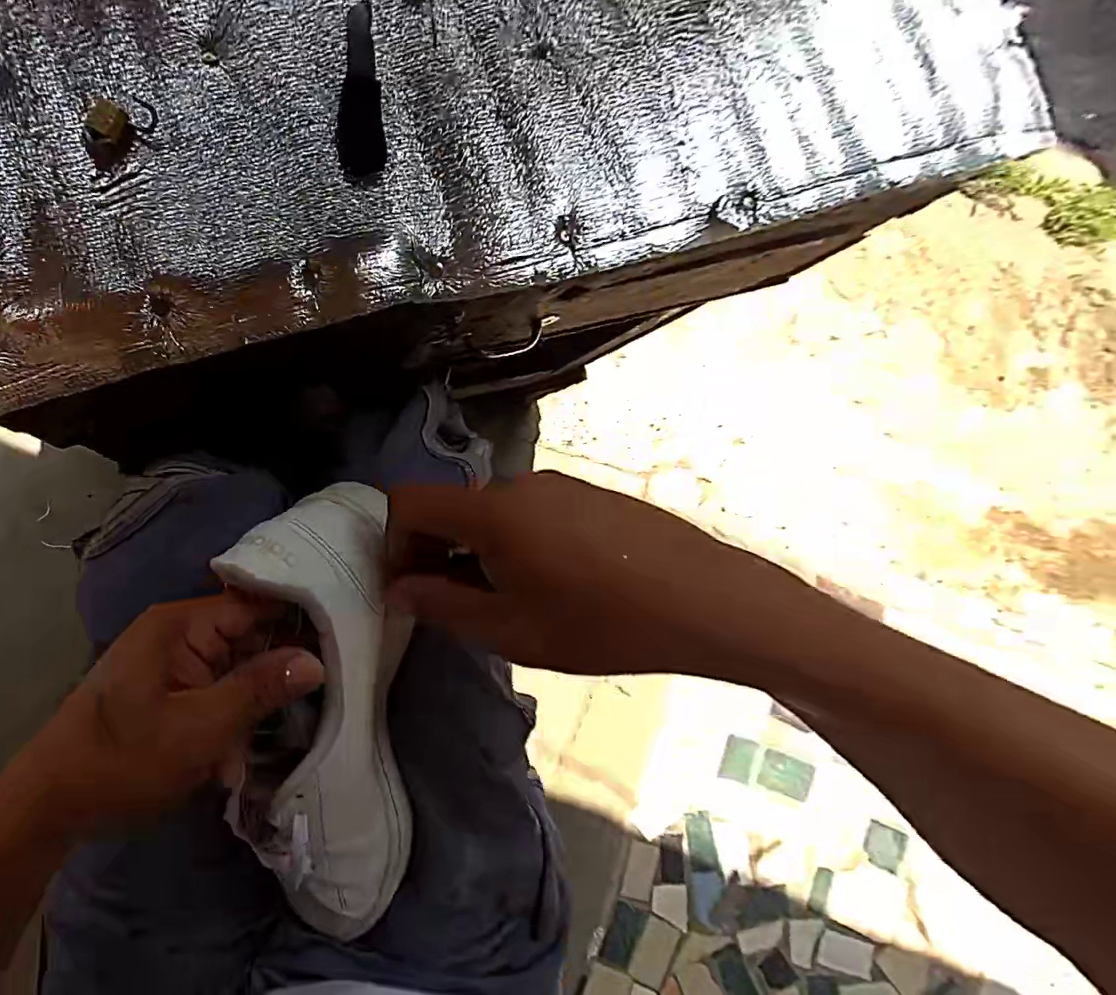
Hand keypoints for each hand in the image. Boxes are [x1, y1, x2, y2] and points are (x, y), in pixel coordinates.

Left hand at [12, 593, 324, 832]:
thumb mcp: (198, 728)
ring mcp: (172, 662)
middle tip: (324, 702)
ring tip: (277, 739)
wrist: (57, 796)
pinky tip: (234, 759)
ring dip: (253, 707)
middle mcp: (177, 632)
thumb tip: (315, 659)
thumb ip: (257, 690)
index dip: (298, 617)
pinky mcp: (170, 689)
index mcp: (180, 624)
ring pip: (235, 669)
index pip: (252, 604)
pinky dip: (230, 721)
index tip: (347, 637)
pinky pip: (215, 691)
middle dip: (278, 672)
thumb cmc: (125, 758)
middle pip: (247, 636)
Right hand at [384, 471, 819, 679]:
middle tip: (450, 600)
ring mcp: (556, 486)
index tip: (407, 584)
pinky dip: (511, 541)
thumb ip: (441, 605)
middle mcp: (515, 485)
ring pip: (485, 513)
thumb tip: (395, 590)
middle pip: (446, 508)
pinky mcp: (587, 494)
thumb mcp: (512, 630)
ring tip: (506, 597)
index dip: (391, 542)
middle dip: (431, 551)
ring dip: (472, 549)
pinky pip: (525, 511)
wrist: (724, 605)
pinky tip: (552, 582)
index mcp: (490, 512)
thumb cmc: (607, 624)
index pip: (406, 502)